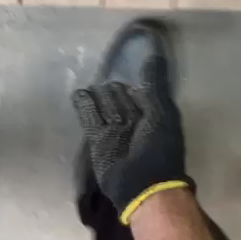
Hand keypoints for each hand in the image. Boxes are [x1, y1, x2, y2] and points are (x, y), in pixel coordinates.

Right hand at [72, 54, 190, 222]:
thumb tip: (153, 55)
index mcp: (153, 115)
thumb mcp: (162, 112)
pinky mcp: (97, 140)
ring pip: (104, 105)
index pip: (141, 92)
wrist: (143, 184)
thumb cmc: (158, 148)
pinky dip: (84, 105)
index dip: (136, 81)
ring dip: (99, 94)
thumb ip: (155, 84)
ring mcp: (113, 130)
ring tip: (92, 84)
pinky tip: (79, 94)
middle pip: (120, 97)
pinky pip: (89, 118)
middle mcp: (133, 120)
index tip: (130, 65)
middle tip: (108, 74)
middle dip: (114, 88)